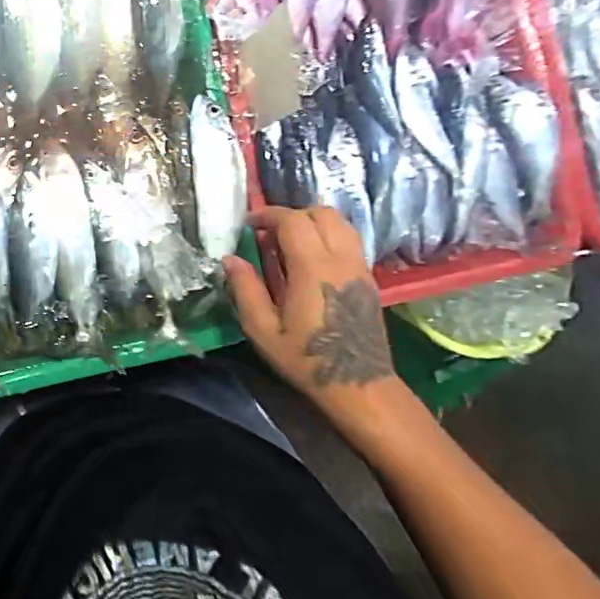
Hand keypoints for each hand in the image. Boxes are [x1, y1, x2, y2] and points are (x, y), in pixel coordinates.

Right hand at [224, 207, 416, 446]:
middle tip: (269, 233)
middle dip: (292, 215)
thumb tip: (230, 259)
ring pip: (340, 222)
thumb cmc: (306, 360)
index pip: (293, 220)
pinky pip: (350, 239)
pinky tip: (311, 260)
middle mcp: (341, 258)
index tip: (249, 225)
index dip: (268, 215)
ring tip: (291, 243)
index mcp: (313, 268)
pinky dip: (328, 235)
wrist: (358, 385)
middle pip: (321, 212)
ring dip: (313, 222)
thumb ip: (246, 290)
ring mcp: (359, 266)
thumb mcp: (264, 330)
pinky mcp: (368, 278)